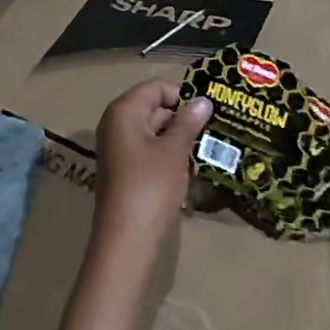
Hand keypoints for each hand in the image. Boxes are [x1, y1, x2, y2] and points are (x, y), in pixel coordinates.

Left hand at [93, 80, 212, 239]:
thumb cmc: (150, 187)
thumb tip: (204, 100)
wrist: (126, 242)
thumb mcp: (174, 151)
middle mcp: (115, 124)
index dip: (182, 95)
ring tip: (206, 149)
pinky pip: (148, 152)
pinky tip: (188, 170)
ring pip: (153, 132)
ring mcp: (117, 149)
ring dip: (177, 139)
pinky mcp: (123, 171)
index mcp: (123, 111)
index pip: (155, 88)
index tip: (208, 111)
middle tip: (213, 130)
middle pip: (153, 108)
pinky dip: (167, 156)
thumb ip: (188, 122)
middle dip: (182, 118)